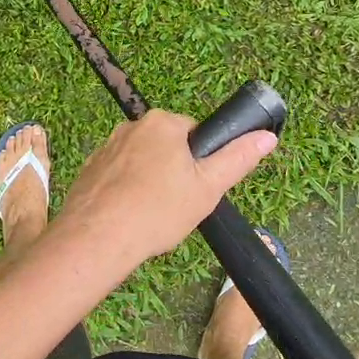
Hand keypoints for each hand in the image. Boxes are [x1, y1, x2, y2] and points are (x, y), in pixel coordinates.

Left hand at [51, 109, 276, 269]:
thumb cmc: (158, 211)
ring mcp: (107, 145)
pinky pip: (119, 175)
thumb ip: (237, 159)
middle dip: (175, 172)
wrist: (98, 236)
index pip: (193, 134)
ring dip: (150, 181)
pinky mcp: (91, 166)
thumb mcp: (208, 188)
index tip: (197, 189)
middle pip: (166, 146)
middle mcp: (132, 125)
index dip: (200, 163)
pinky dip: (127, 191)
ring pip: (142, 161)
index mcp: (163, 122)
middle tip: (177, 205)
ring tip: (152, 215)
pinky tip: (129, 216)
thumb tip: (267, 136)